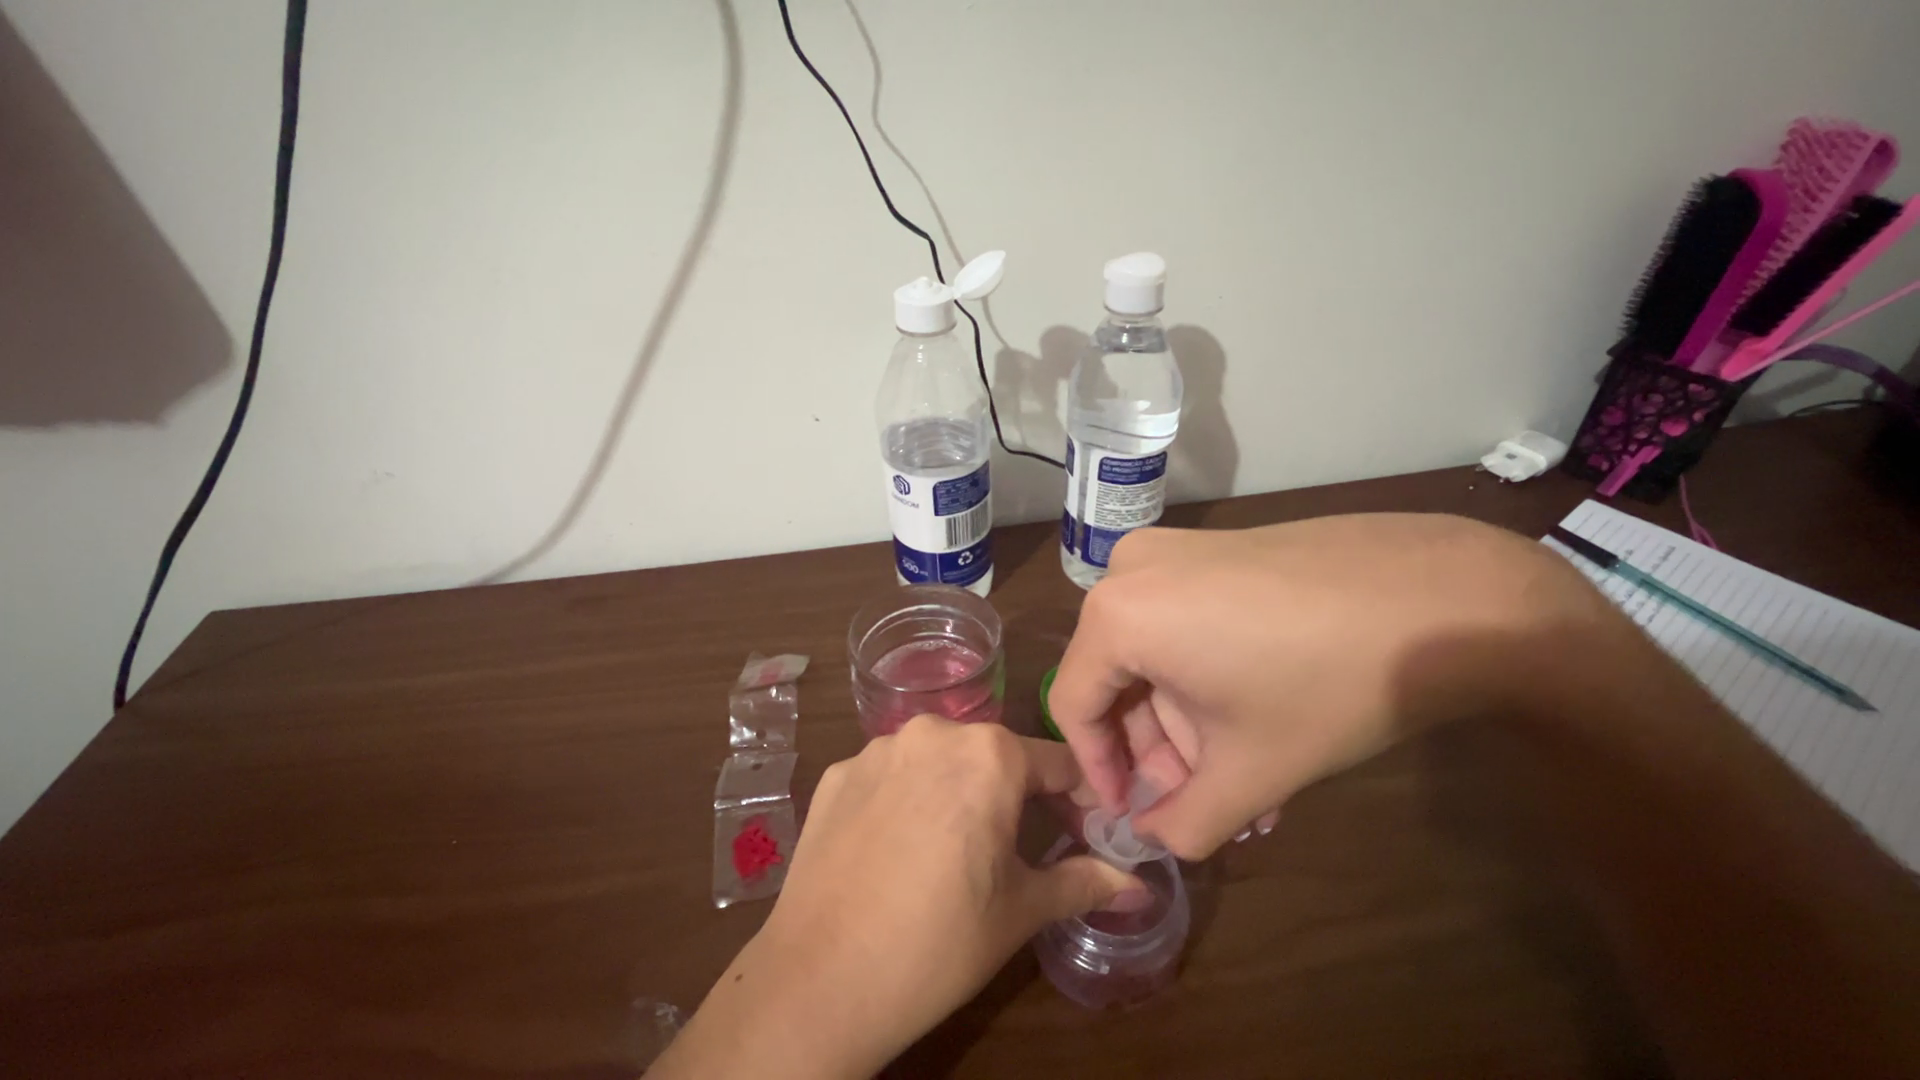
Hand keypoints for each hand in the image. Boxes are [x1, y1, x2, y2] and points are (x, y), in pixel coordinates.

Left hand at [649, 717, 1138, 1078]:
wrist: (820, 979)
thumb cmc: (939, 943)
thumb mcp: (1021, 911)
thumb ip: (1084, 882)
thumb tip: (1140, 884)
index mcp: (989, 755)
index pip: (1057, 763)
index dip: (1079, 798)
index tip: (1087, 830)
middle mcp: (933, 733)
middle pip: (994, 756)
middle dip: (1016, 794)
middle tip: (1020, 848)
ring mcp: (876, 750)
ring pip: (938, 761)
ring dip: (957, 792)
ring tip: (954, 850)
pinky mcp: (835, 774)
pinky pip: (890, 776)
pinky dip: (905, 800)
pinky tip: (898, 850)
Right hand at [1048, 514, 1605, 858]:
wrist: (1445, 595)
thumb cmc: (1327, 685)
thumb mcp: (1251, 773)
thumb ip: (1184, 825)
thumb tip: (1152, 837)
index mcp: (1116, 615)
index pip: (1073, 705)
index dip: (1099, 770)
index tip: (1135, 812)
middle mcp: (1129, 568)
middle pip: (1115, 675)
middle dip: (1153, 746)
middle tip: (1198, 794)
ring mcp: (1178, 547)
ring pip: (1153, 649)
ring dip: (1183, 715)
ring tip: (1239, 767)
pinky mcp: (1218, 544)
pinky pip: (1183, 616)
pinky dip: (1203, 670)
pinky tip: (1255, 712)